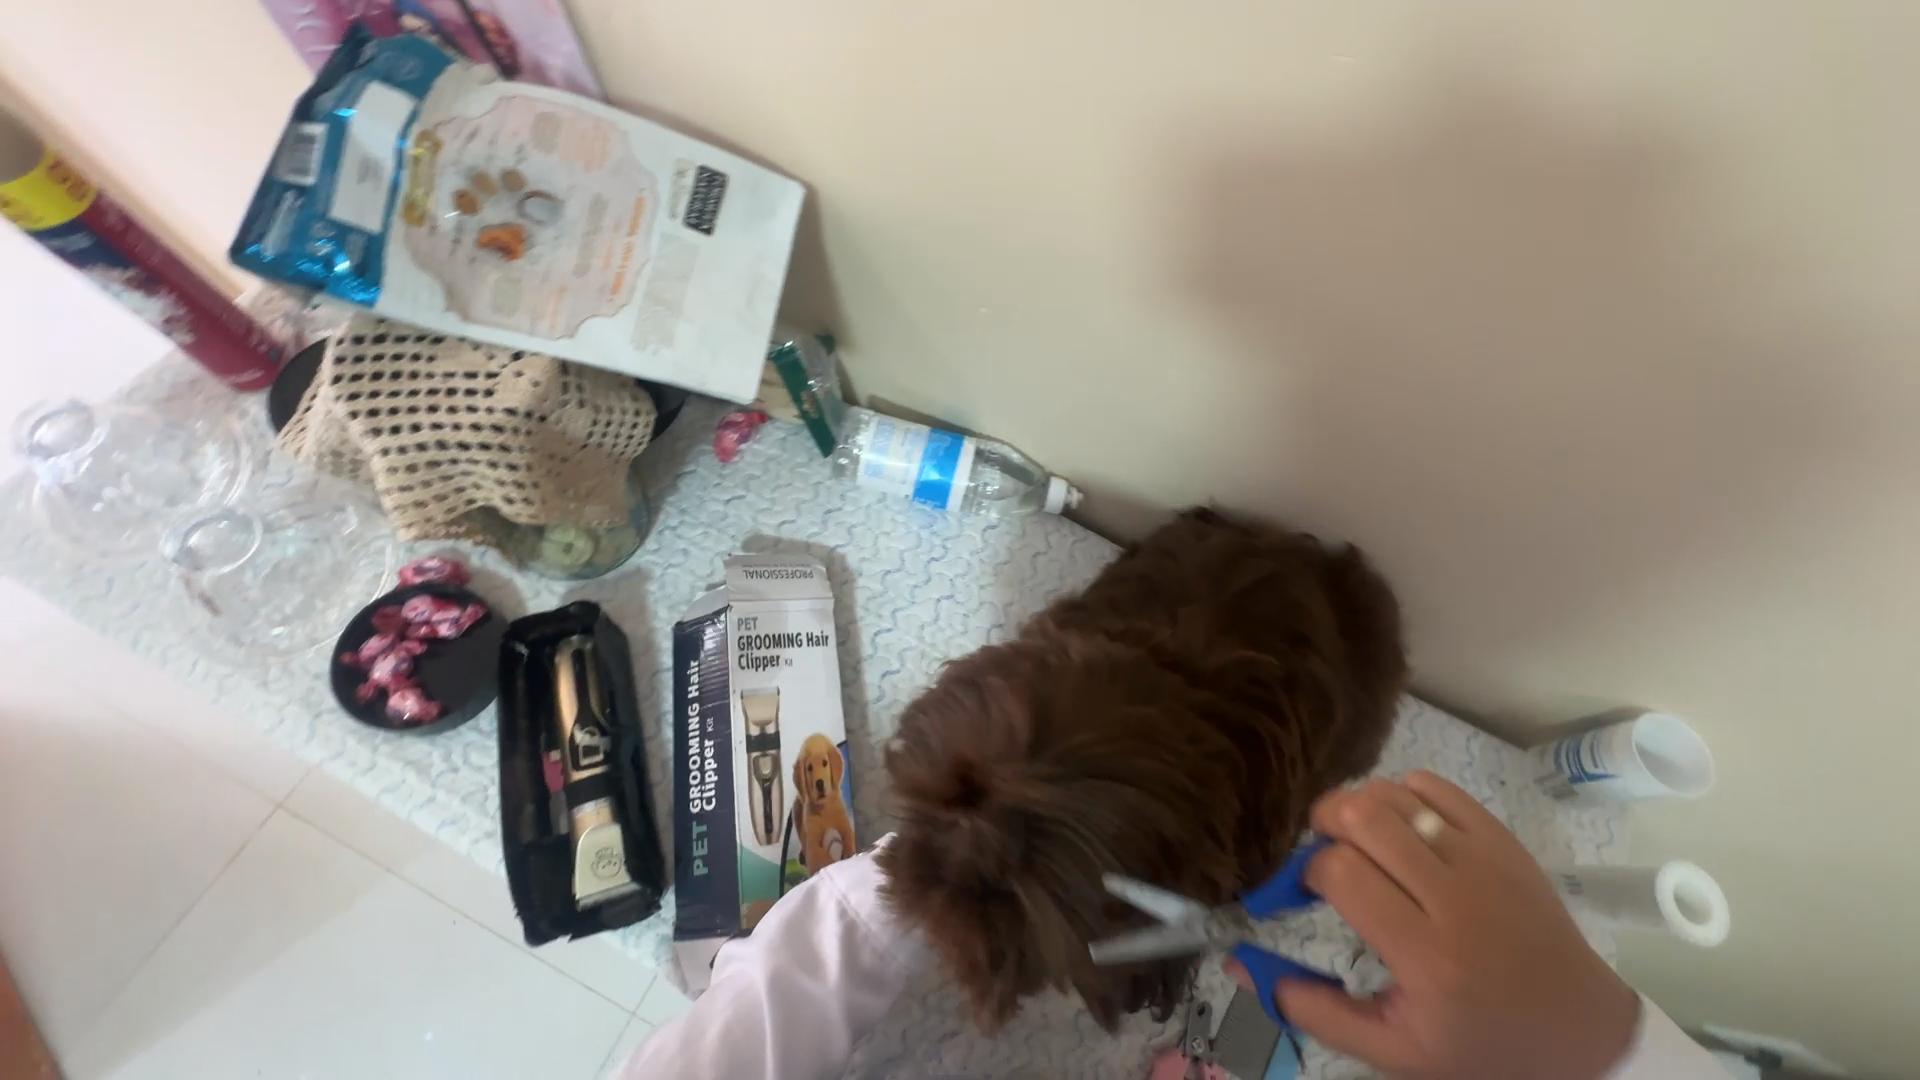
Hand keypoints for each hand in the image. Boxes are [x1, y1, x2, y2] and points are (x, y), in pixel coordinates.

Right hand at [1227, 771, 1640, 1079]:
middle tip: (1323, 854)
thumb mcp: (1394, 1052)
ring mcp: (1485, 861)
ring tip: (1358, 843)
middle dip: (1323, 826)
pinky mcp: (1502, 841)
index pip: (1340, 872)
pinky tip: (1401, 831)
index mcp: (1427, 956)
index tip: (1306, 893)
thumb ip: (1314, 1010)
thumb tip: (1237, 967)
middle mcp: (1457, 898)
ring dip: (1356, 809)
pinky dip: (1399, 795)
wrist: (1589, 1041)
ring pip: (1390, 795)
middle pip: (1361, 817)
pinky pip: (1430, 786)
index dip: (1307, 872)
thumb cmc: (1482, 1050)